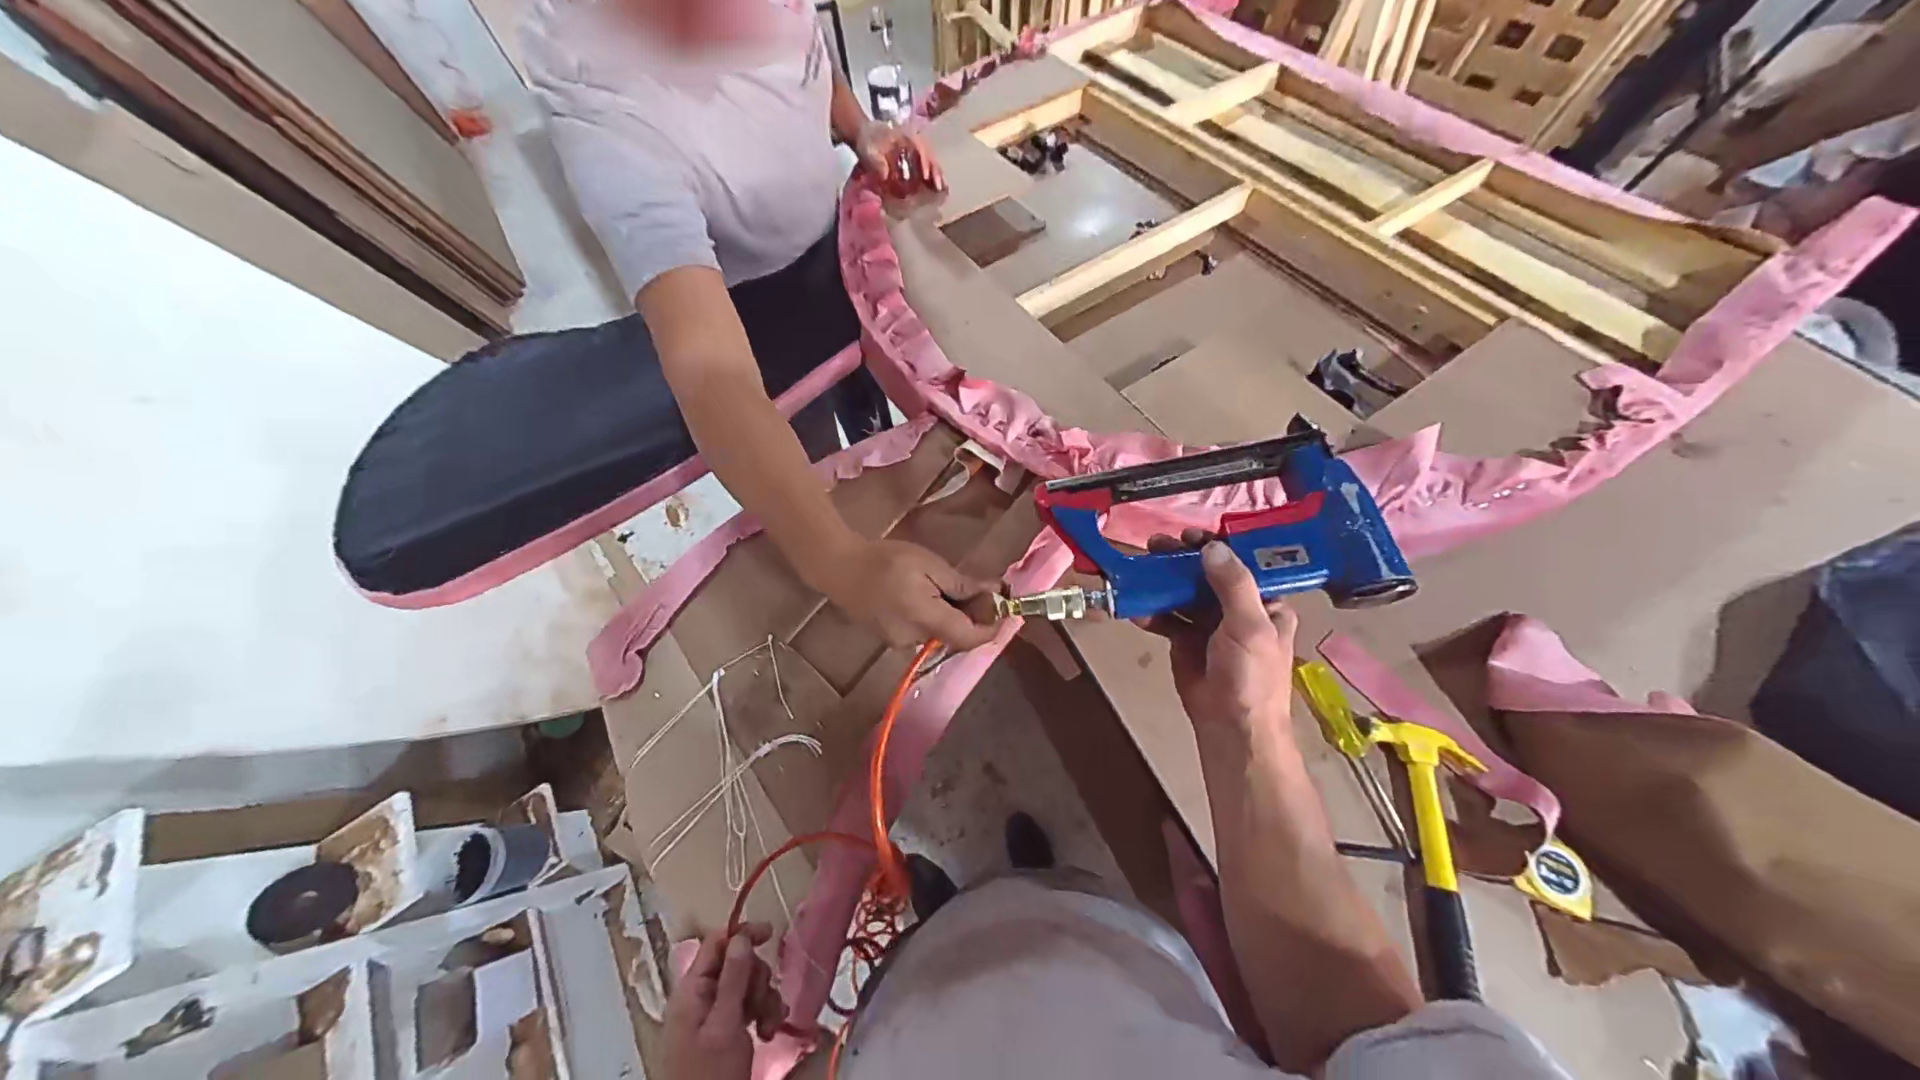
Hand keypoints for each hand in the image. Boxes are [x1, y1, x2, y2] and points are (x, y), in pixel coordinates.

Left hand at [663, 924, 784, 1079]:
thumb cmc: (709, 1076)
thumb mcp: (725, 1026)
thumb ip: (734, 979)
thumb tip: (741, 935)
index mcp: (692, 990)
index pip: (716, 943)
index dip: (743, 934)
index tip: (771, 934)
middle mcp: (701, 997)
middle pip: (736, 963)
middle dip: (757, 978)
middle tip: (763, 1001)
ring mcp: (712, 1016)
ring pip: (746, 985)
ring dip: (764, 999)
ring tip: (769, 1025)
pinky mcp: (725, 1032)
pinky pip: (748, 1007)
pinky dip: (762, 1014)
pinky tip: (768, 1032)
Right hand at [812, 538, 998, 649]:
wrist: (839, 568)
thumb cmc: (885, 561)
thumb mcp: (928, 565)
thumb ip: (961, 584)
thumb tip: (994, 592)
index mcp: (926, 620)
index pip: (970, 638)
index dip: (993, 629)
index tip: (1006, 610)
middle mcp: (915, 640)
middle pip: (957, 637)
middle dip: (974, 617)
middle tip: (982, 589)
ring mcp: (901, 643)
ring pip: (941, 634)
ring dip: (955, 616)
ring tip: (952, 587)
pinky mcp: (892, 639)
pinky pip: (924, 632)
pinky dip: (936, 617)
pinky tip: (931, 595)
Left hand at [854, 121, 945, 192]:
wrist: (865, 134)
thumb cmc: (868, 142)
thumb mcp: (868, 150)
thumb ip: (876, 161)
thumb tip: (885, 175)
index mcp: (904, 136)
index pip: (919, 147)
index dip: (924, 161)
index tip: (926, 176)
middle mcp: (914, 140)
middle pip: (929, 154)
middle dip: (935, 171)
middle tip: (938, 187)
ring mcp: (915, 149)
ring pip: (930, 160)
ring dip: (936, 175)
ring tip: (942, 190)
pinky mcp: (914, 157)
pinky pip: (926, 166)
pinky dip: (931, 177)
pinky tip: (935, 188)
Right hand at [1137, 530, 1298, 734]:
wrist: (1231, 727)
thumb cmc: (1251, 677)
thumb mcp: (1249, 626)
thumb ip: (1232, 585)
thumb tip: (1211, 547)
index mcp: (1265, 603)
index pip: (1242, 564)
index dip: (1217, 546)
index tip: (1191, 535)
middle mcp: (1237, 609)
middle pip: (1206, 575)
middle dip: (1181, 560)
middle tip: (1156, 545)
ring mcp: (1209, 625)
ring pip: (1183, 594)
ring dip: (1163, 581)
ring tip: (1141, 568)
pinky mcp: (1186, 642)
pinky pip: (1167, 619)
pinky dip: (1152, 612)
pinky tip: (1137, 607)